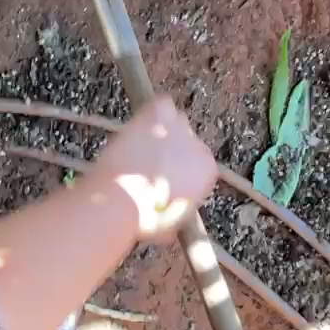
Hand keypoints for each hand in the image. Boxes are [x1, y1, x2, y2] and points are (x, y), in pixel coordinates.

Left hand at [88, 97, 217, 239]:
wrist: (123, 200)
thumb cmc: (144, 219)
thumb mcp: (169, 225)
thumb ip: (177, 212)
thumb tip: (170, 220)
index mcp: (207, 173)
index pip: (199, 162)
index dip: (180, 168)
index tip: (165, 175)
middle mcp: (199, 148)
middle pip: (188, 139)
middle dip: (172, 147)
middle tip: (150, 159)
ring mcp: (178, 129)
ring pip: (175, 119)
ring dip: (162, 128)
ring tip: (142, 143)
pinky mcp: (157, 117)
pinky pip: (162, 104)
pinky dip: (154, 109)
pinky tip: (141, 121)